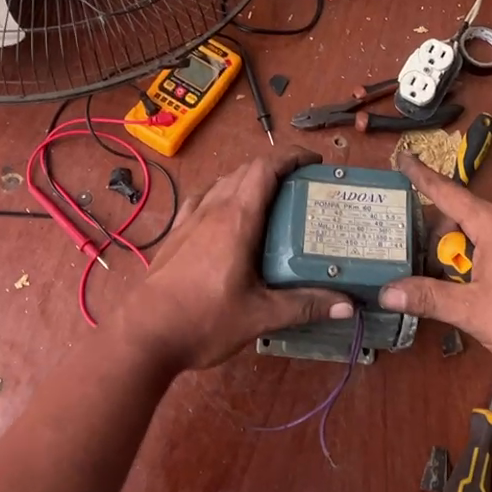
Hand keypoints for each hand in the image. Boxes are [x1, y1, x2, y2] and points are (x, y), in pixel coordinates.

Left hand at [114, 149, 352, 372]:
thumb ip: (303, 306)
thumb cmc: (204, 320)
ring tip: (270, 200)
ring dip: (249, 179)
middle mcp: (214, 208)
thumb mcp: (260, 316)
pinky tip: (225, 213)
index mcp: (238, 218)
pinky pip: (202, 198)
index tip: (314, 162)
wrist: (143, 334)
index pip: (266, 167)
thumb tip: (347, 303)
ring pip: (223, 182)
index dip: (291, 157)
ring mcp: (190, 219)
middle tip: (300, 187)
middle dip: (276, 168)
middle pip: (247, 170)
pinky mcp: (175, 233)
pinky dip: (222, 194)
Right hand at [379, 152, 491, 378]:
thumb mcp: (473, 311)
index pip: (446, 191)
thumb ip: (430, 298)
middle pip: (461, 215)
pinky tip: (479, 289)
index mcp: (490, 224)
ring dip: (460, 251)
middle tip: (419, 261)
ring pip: (481, 233)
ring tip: (447, 281)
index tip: (402, 156)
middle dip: (437, 235)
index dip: (421, 176)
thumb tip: (387, 292)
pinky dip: (480, 258)